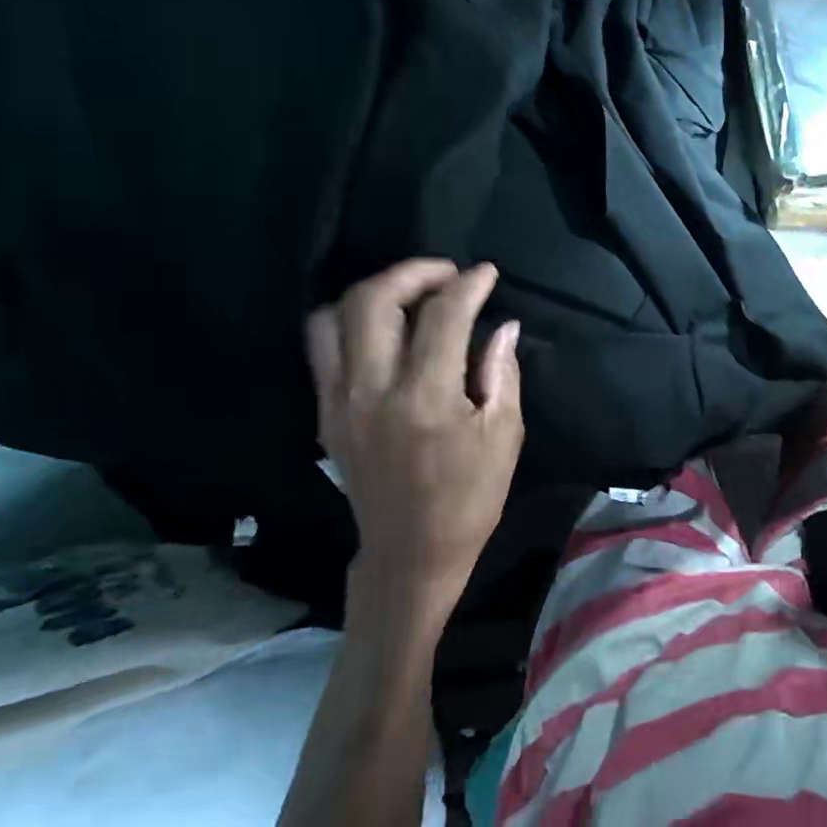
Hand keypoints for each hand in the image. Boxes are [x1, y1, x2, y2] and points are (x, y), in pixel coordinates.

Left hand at [307, 259, 523, 606]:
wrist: (410, 554)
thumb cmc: (468, 500)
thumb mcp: (504, 437)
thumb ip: (501, 372)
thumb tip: (503, 325)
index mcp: (425, 398)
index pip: (443, 315)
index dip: (469, 285)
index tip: (486, 274)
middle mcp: (372, 390)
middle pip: (373, 299)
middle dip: (413, 272)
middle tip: (445, 275)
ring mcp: (339, 401)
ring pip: (334, 317)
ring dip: (373, 293)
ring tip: (408, 297)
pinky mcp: (325, 413)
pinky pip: (322, 348)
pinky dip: (349, 324)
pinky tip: (382, 332)